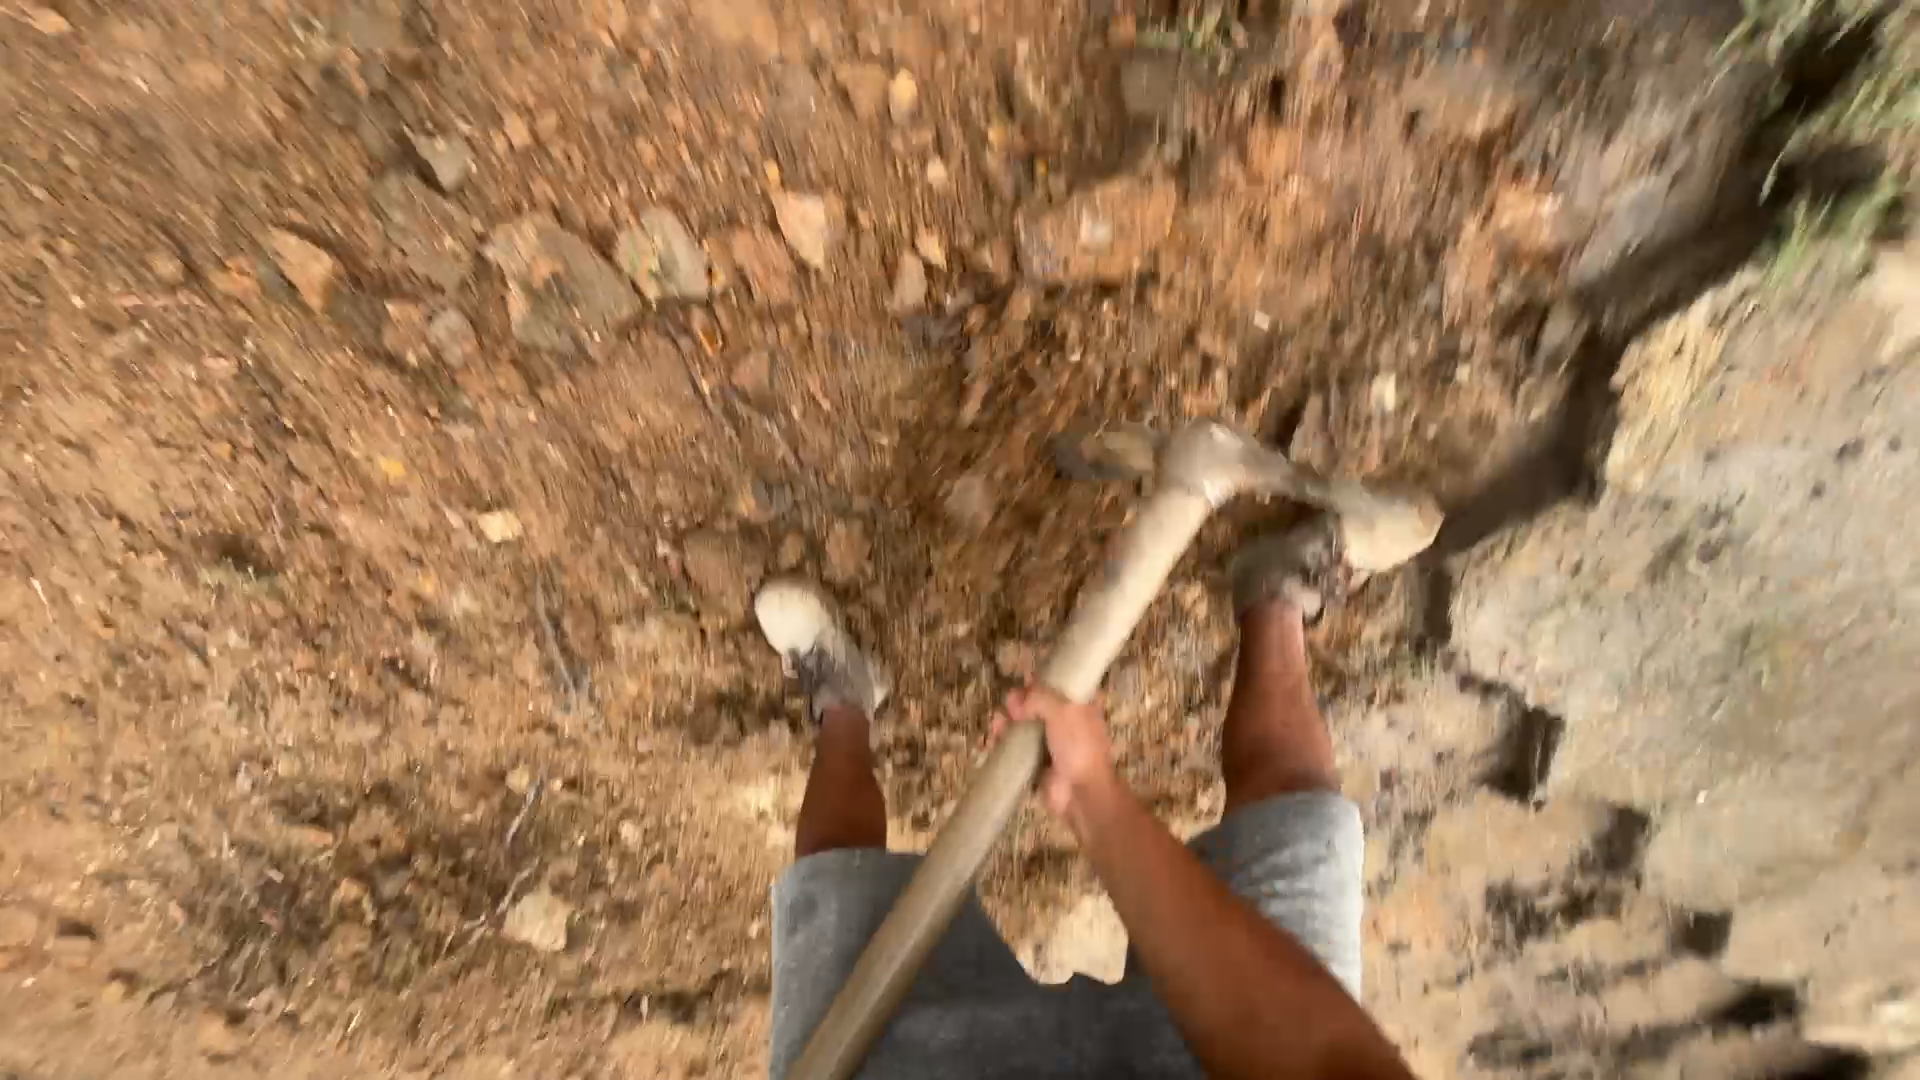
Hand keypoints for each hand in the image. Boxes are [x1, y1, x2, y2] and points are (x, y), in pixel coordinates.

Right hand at [992, 684, 1118, 833]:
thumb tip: (1017, 700)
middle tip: (1011, 704)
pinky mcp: (1035, 762)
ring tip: (998, 723)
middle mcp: (1066, 723)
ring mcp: (1050, 744)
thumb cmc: (1078, 745)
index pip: (1061, 685)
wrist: (1081, 792)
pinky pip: (1015, 747)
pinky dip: (1003, 741)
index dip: (1042, 679)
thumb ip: (1039, 697)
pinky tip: (994, 738)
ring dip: (1007, 721)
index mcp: (1080, 707)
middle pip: (1036, 704)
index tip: (1025, 677)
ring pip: (1023, 725)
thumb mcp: (1063, 710)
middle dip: (1019, 701)